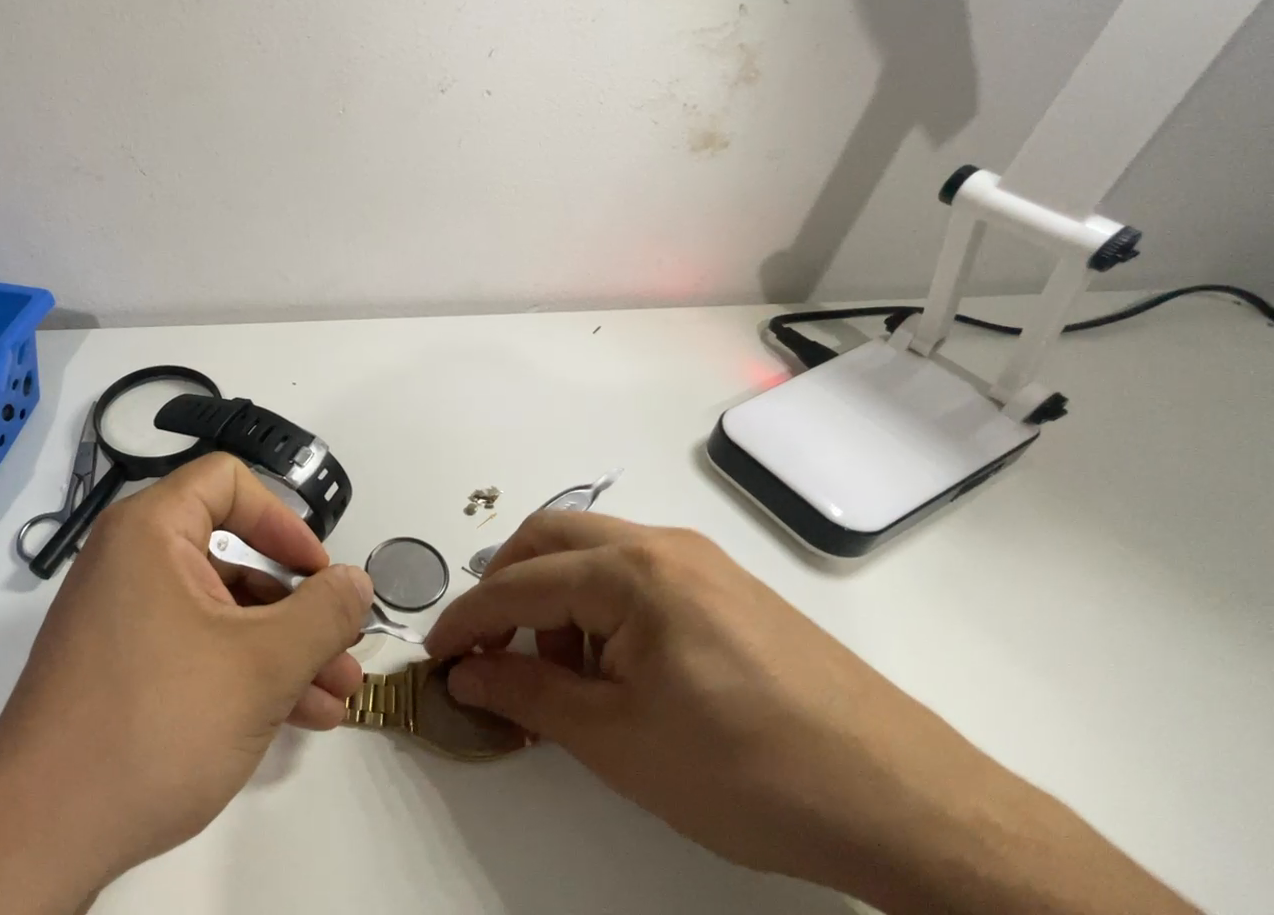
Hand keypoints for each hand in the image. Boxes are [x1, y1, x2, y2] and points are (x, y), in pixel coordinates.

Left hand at [0, 453, 376, 914]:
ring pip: (221, 614)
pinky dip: (244, 674)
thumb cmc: (157, 723)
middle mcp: (129, 564)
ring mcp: (121, 621)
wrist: (41, 834)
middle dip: (299, 608)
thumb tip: (357, 580)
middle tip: (344, 650)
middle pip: (233, 558)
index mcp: (149, 532)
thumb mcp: (261, 666)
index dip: (283, 520)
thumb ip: (323, 614)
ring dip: (283, 650)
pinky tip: (296, 718)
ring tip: (335, 698)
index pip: (226, 482)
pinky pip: (195, 650)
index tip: (319, 574)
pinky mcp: (119, 671)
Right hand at [425, 512, 1195, 913]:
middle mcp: (664, 546)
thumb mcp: (615, 741)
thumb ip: (527, 696)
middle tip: (488, 649)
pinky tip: (615, 667)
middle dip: (504, 586)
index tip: (437, 658)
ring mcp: (705, 562)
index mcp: (630, 571)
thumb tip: (466, 674)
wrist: (902, 799)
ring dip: (555, 597)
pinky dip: (601, 605)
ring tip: (558, 674)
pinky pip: (640, 574)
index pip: (516, 584)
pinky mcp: (733, 589)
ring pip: (596, 552)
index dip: (466, 621)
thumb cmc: (745, 771)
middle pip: (551, 538)